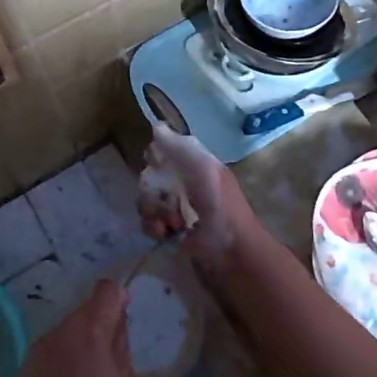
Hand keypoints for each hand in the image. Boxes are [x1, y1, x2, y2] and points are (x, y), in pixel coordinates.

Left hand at [15, 280, 130, 376]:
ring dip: (77, 341)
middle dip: (97, 325)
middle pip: (85, 310)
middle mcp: (61, 328)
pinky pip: (50, 348)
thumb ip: (120, 337)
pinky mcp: (26, 362)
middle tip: (104, 359)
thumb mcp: (121, 376)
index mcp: (90, 328)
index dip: (116, 299)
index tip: (120, 319)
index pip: (106, 289)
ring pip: (66, 330)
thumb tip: (119, 311)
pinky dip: (59, 357)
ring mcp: (40, 344)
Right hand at [137, 123, 262, 270]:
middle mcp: (181, 182)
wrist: (231, 249)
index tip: (157, 168)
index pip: (162, 153)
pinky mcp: (168, 229)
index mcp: (192, 165)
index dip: (155, 160)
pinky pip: (147, 222)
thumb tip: (156, 127)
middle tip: (168, 202)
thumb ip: (181, 149)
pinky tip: (165, 233)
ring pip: (145, 201)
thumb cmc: (222, 206)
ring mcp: (173, 206)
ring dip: (153, 212)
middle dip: (153, 191)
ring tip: (172, 223)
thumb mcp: (205, 171)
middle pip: (149, 178)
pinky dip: (153, 227)